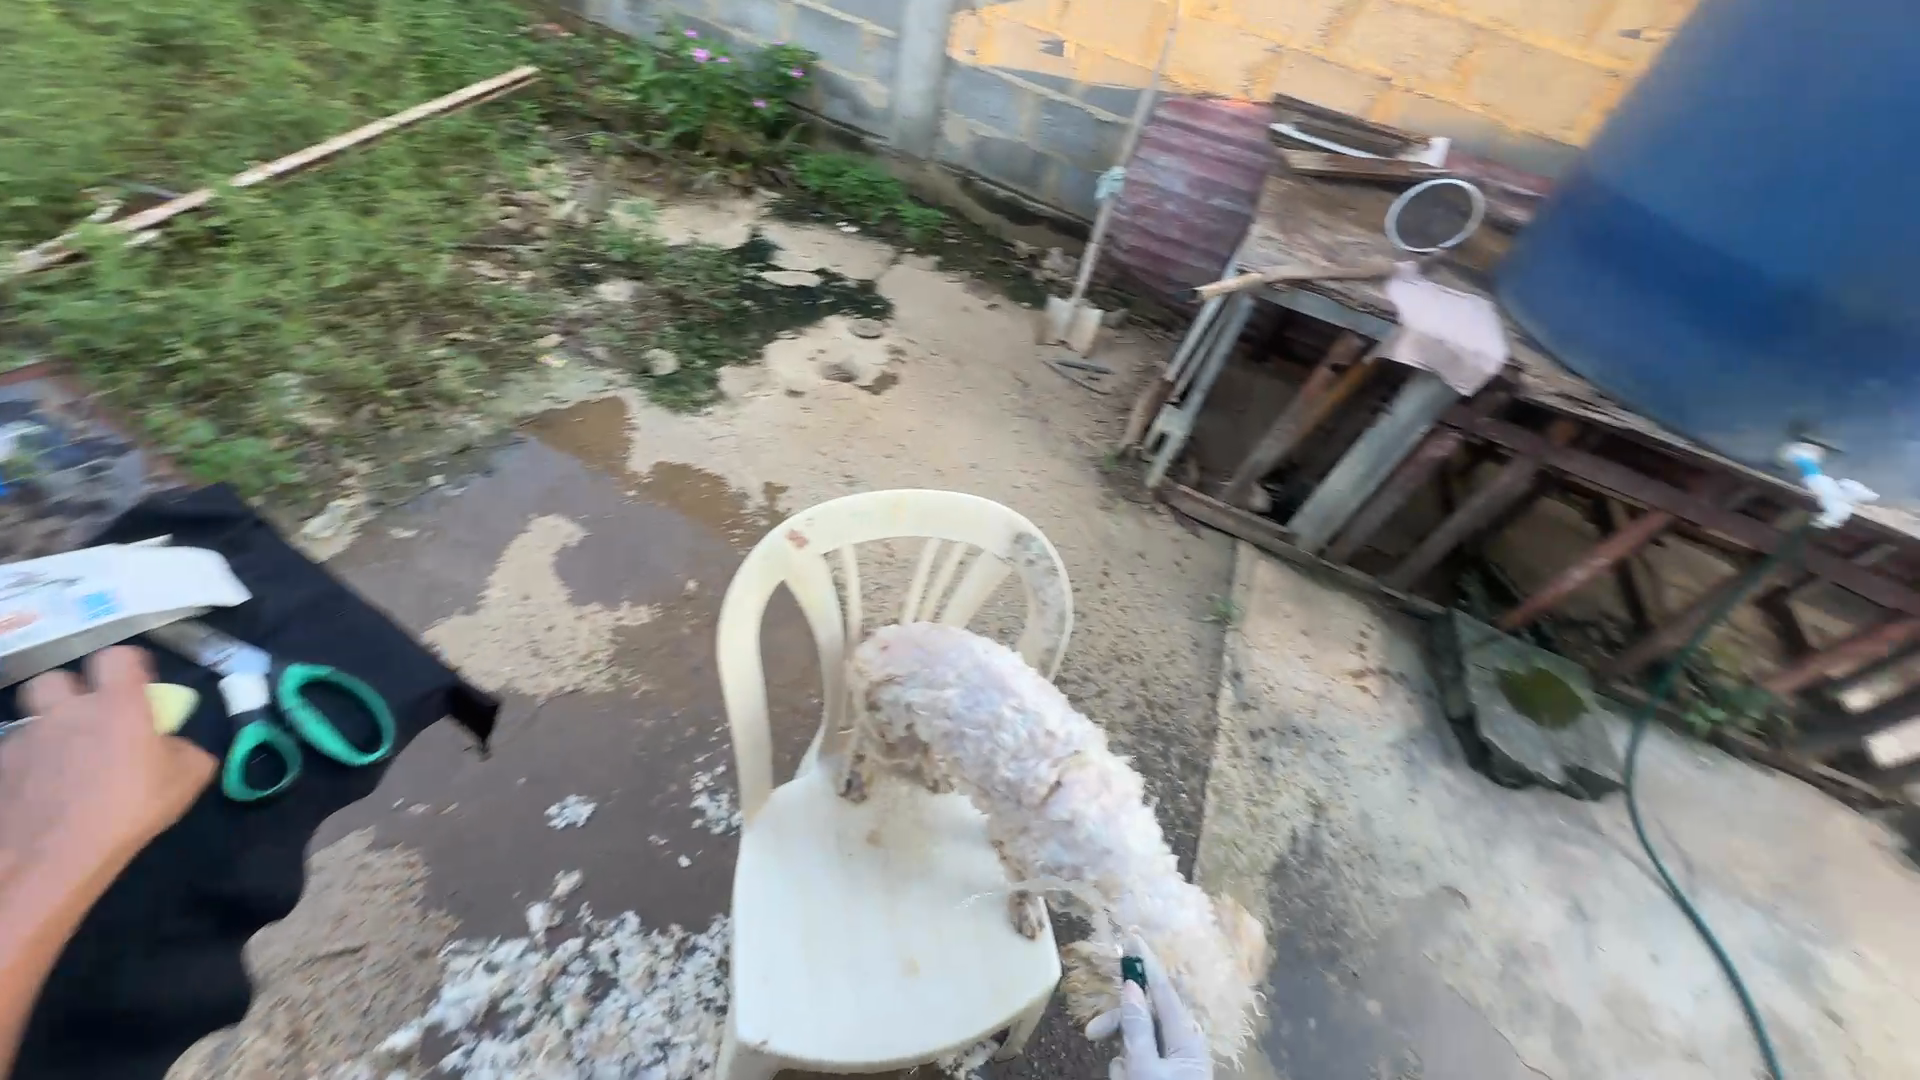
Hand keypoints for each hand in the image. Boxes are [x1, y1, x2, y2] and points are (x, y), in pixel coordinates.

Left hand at [1, 647, 216, 873]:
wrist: (52, 857)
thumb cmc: (132, 806)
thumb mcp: (190, 774)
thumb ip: (183, 745)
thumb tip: (168, 743)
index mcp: (118, 705)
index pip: (117, 657)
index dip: (128, 664)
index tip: (140, 684)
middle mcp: (67, 713)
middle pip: (55, 679)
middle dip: (72, 690)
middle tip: (92, 714)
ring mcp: (23, 740)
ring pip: (33, 719)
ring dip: (52, 730)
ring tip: (69, 759)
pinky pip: (17, 754)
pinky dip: (32, 764)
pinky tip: (46, 789)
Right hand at [1085, 936, 1210, 1079]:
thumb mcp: (1145, 1068)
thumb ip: (1136, 1027)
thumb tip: (1131, 987)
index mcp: (1184, 1036)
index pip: (1162, 988)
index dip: (1146, 962)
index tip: (1132, 936)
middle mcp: (1181, 1044)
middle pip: (1143, 1014)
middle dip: (1117, 1022)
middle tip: (1091, 1035)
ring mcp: (1173, 1064)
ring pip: (1138, 1041)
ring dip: (1122, 1055)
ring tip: (1122, 1079)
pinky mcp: (1163, 1077)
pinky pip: (1139, 1062)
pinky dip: (1128, 1070)